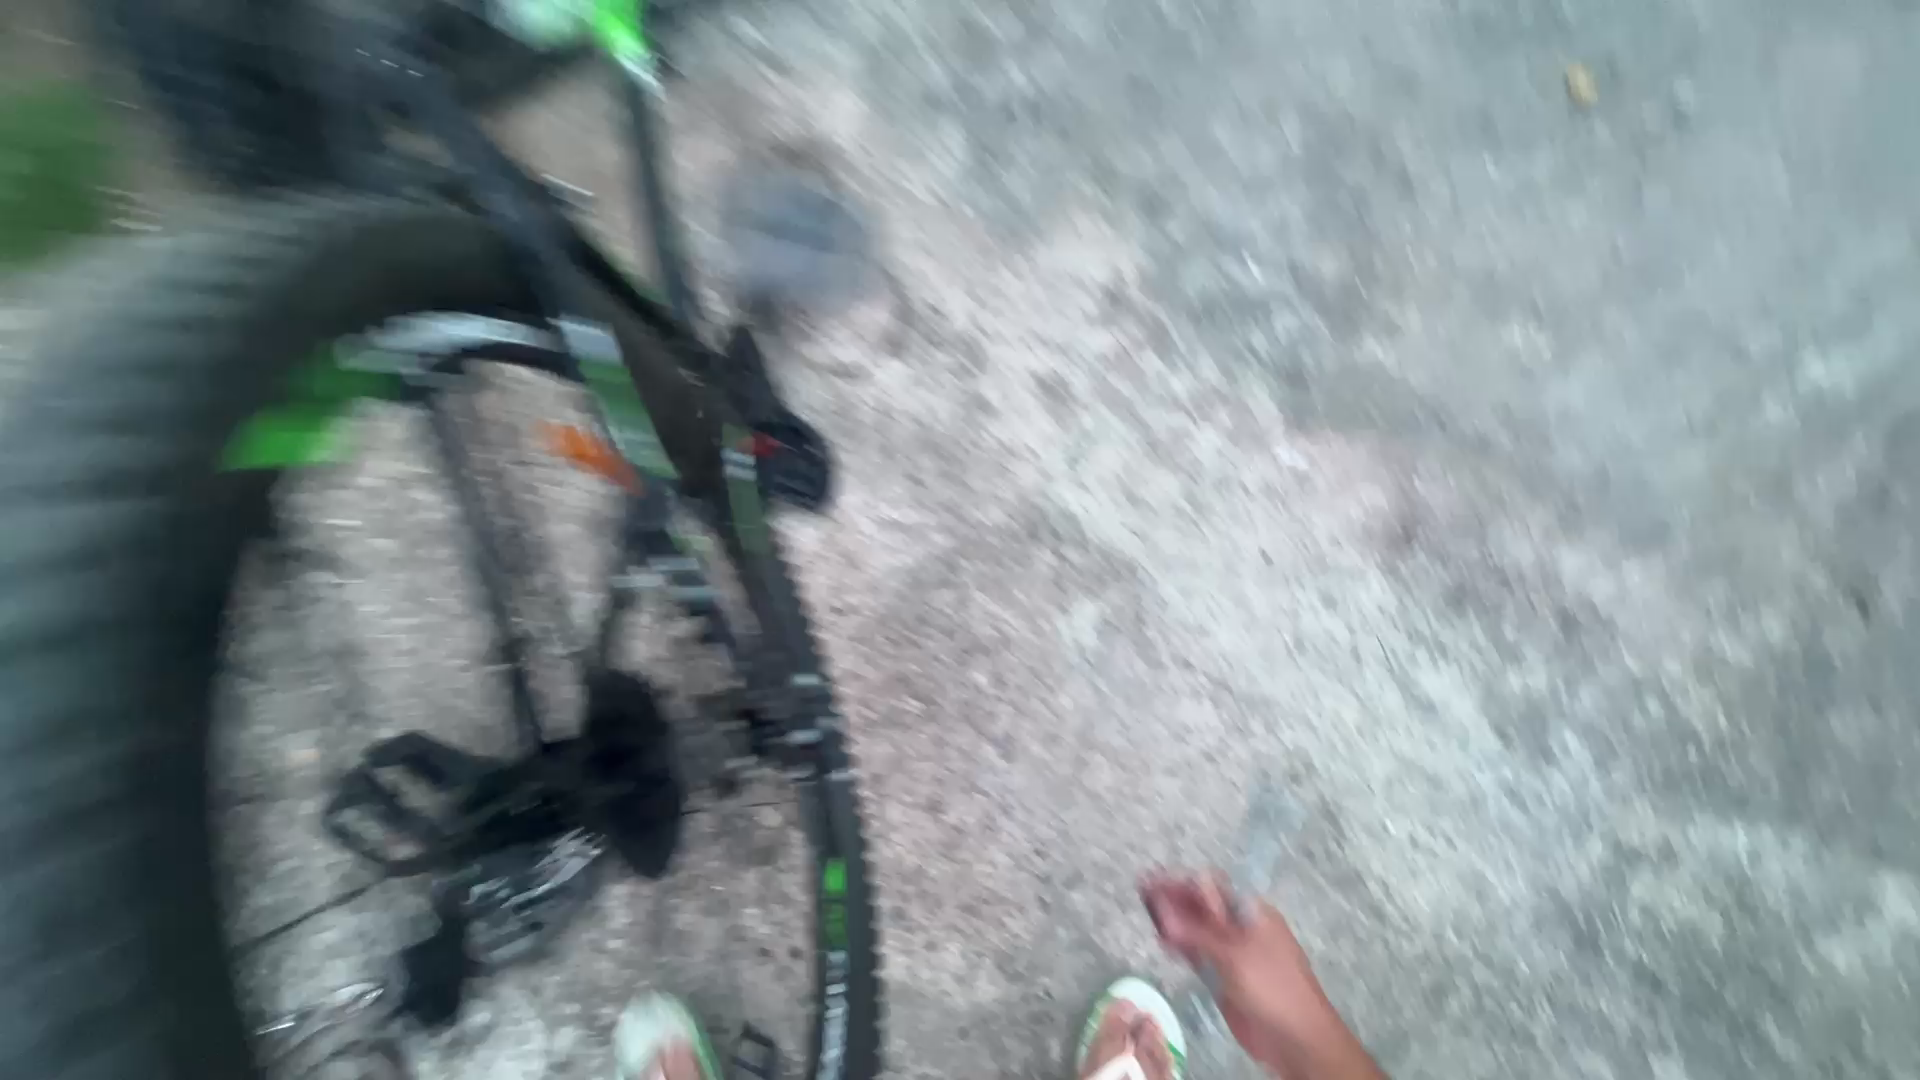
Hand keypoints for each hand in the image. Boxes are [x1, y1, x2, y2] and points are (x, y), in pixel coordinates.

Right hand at [1139, 873, 1382, 1079]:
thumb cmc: (1272, 986)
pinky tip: (1164, 942)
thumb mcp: (1233, 953)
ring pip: (1196, 928)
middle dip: (1173, 898)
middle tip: (1143, 893)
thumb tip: (1161, 910)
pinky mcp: (1223, 975)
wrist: (1296, 1039)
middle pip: (1201, 905)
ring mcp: (1231, 951)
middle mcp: (1239, 926)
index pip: (1210, 887)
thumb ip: (1195, 931)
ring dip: (1174, 920)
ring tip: (1148, 915)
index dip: (1181, 882)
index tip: (1153, 882)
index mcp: (1250, 911)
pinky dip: (1180, 945)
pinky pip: (1197, 953)